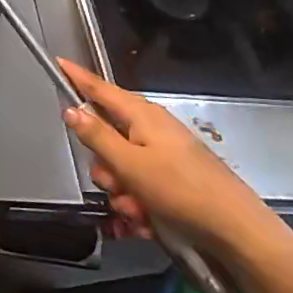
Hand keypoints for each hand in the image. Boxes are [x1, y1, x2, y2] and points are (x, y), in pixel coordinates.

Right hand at [58, 58, 284, 257]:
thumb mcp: (129, 164)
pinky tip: (146, 222)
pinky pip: (137, 187)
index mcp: (142, 116)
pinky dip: (137, 205)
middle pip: (104, 139)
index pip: (100, 89)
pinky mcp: (170, 178)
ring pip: (119, 168)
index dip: (77, 77)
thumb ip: (96, 136)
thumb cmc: (181, 190)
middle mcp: (151, 130)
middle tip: (116, 185)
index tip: (58, 62)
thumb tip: (71, 109)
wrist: (233, 230)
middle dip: (104, 168)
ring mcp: (162, 155)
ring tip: (138, 212)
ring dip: (121, 194)